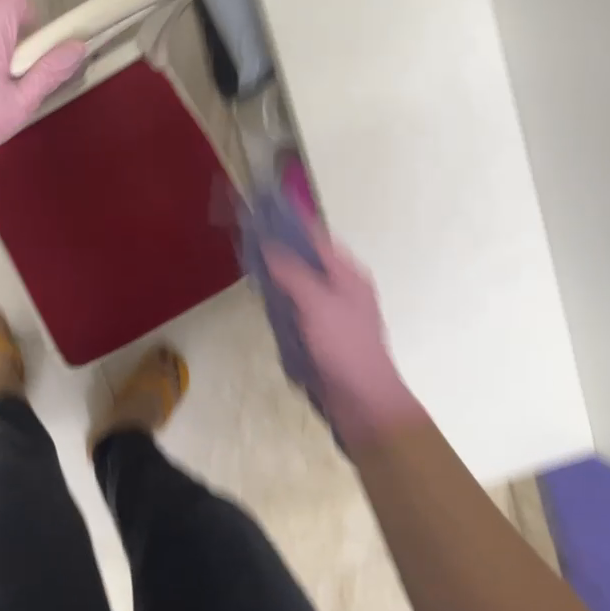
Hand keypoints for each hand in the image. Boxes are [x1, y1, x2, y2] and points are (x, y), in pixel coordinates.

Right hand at [262, 220, 426, 444]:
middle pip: (307, 260)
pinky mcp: (321, 336)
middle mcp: (342, 289)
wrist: (362, 400)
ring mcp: (331, 314)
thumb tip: (270, 245)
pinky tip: (263, 306)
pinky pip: (296, 312)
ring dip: (278, 278)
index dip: (291, 223)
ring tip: (250, 268)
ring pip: (300, 286)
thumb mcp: (317, 305)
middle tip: (247, 240)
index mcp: (348, 275)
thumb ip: (293, 274)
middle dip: (280, 250)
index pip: (316, 237)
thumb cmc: (344, 348)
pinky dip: (280, 305)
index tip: (262, 210)